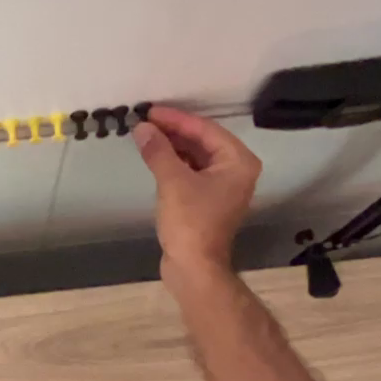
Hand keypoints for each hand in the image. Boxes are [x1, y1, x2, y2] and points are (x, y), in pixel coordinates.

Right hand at [133, 106, 262, 273]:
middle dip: (174, 133)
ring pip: (197, 159)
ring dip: (173, 149)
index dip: (177, 119)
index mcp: (238, 161)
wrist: (194, 269)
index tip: (151, 112)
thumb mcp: (173, 182)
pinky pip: (192, 176)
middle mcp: (236, 171)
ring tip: (148, 139)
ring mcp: (223, 189)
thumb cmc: (190, 223)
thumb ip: (158, 152)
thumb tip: (142, 128)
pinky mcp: (208, 204)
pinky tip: (157, 162)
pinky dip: (175, 167)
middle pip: (203, 143)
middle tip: (146, 124)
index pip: (206, 130)